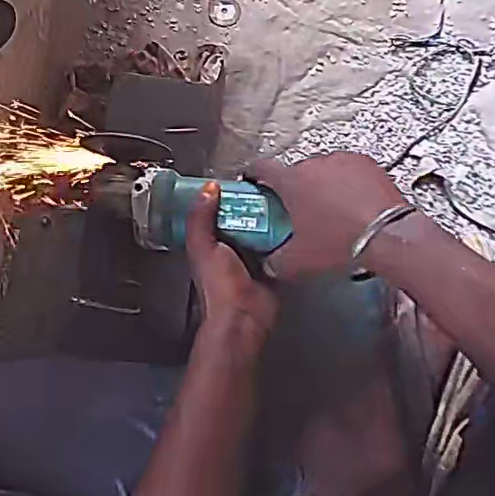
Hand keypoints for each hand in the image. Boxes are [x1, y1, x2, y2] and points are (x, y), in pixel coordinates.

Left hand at [186, 181, 277, 339]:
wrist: (244, 317)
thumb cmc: (218, 286)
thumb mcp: (202, 246)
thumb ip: (201, 218)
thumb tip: (208, 187)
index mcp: (210, 242)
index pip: (216, 212)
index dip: (225, 196)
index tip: (239, 178)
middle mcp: (231, 247)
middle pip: (243, 217)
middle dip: (253, 204)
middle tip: (266, 184)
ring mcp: (253, 255)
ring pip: (263, 228)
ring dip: (271, 217)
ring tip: (283, 196)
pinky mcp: (273, 264)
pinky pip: (281, 243)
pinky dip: (286, 233)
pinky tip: (294, 219)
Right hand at [248, 153, 410, 279]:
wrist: (388, 235)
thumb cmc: (342, 242)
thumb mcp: (299, 261)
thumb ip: (276, 261)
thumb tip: (271, 263)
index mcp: (291, 181)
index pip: (261, 168)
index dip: (253, 175)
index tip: (253, 182)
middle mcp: (314, 163)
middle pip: (295, 171)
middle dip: (294, 189)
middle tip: (298, 210)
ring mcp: (342, 160)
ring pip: (322, 170)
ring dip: (322, 185)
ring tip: (330, 210)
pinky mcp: (366, 163)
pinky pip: (347, 170)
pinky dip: (346, 183)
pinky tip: (352, 204)